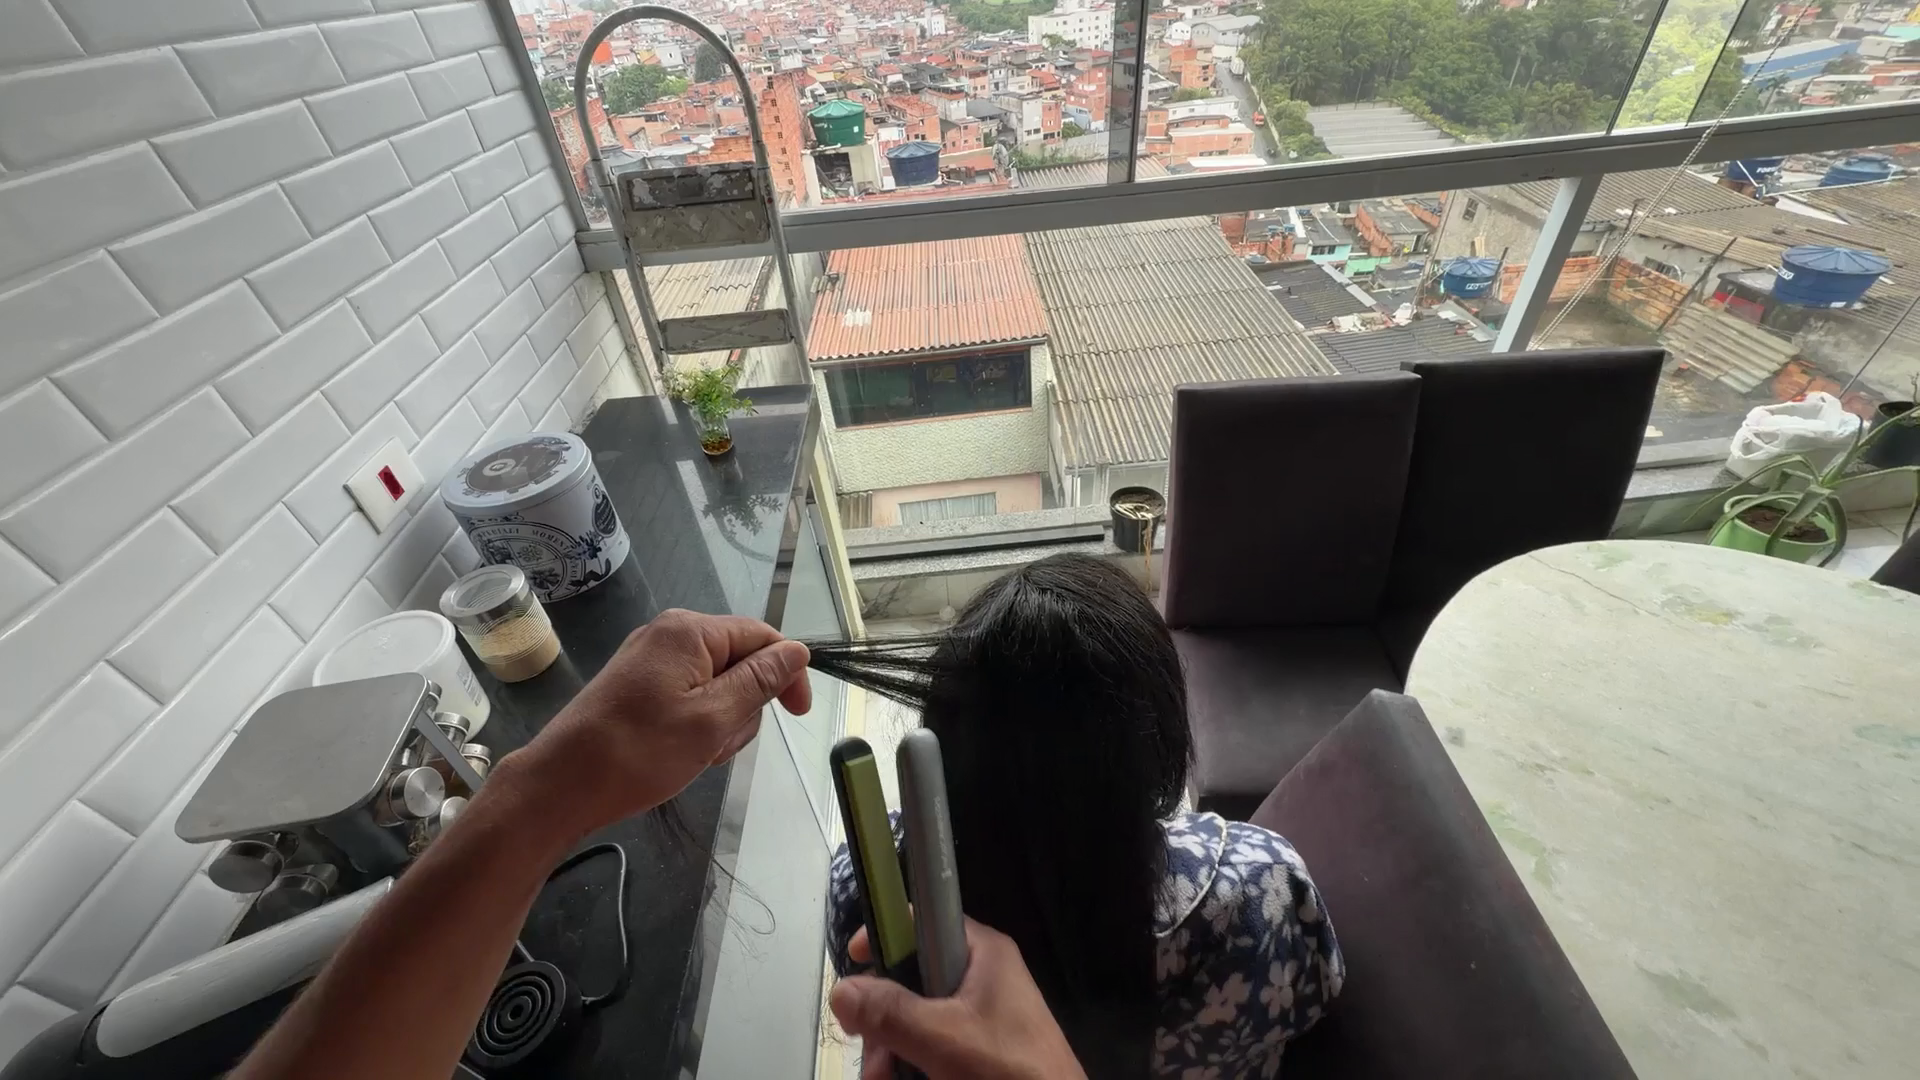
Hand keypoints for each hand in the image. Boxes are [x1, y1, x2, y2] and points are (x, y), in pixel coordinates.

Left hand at [505, 609, 810, 838]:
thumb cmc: (639, 752)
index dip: (788, 673)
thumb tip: (798, 650)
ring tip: (695, 752)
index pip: (763, 637)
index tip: (797, 715)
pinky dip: (698, 723)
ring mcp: (652, 659)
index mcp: (690, 631)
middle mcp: (671, 634)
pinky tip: (679, 751)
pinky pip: (692, 694)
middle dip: (745, 705)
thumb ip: (760, 680)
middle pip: (741, 661)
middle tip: (719, 743)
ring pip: (719, 683)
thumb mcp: (713, 718)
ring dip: (721, 721)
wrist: (558, 788)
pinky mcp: (640, 684)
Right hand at [830, 919, 1085, 1079]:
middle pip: (913, 976)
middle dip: (884, 1017)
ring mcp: (983, 1014)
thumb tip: (840, 989)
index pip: (925, 918)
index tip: (855, 958)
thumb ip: (892, 1014)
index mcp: (981, 951)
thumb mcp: (945, 1040)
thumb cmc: (1010, 1072)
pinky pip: (934, 1045)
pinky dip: (912, 1064)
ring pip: (919, 1018)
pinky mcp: (982, 1048)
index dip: (888, 933)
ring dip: (892, 1050)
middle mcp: (981, 974)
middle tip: (870, 1054)